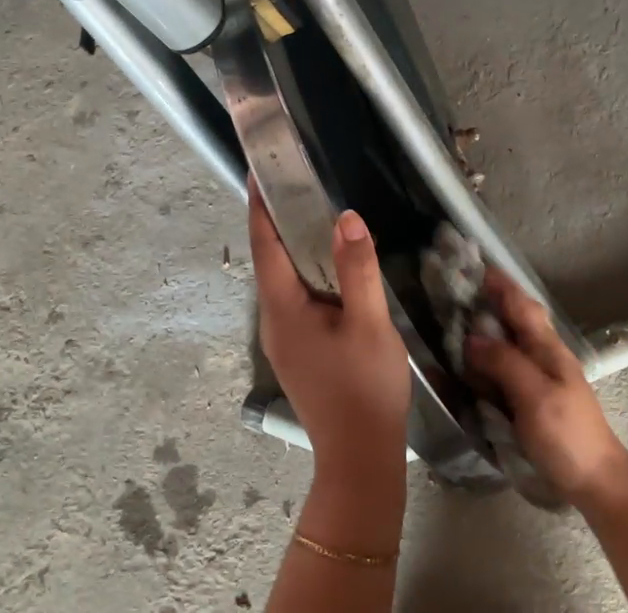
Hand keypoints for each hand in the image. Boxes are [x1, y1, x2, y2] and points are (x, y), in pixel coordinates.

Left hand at [249, 187, 410, 473]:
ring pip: (284, 281)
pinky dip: (308, 272)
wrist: (360, 455)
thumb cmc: (364, 387)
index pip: (265, 246)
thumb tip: (346, 217)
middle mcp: (273, 321)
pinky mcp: (299, 352)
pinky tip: (332, 268)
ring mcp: (284, 340)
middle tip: (296, 182)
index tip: (258, 172)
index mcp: (283, 309)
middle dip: (278, 221)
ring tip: (314, 213)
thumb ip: (358, 269)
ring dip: (295, 247)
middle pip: (270, 261)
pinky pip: (297, 299)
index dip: (261, 207)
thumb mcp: (369, 323)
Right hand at [467, 271, 627, 509]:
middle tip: (452, 289)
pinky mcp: (530, 402)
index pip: (521, 305)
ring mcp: (538, 380)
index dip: (500, 284)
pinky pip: (503, 371)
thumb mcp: (536, 396)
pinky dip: (484, 361)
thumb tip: (472, 336)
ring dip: (484, 329)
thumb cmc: (568, 436)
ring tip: (453, 319)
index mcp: (548, 348)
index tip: (473, 263)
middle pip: (514, 320)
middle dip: (487, 302)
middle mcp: (543, 357)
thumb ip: (505, 363)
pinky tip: (468, 365)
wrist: (595, 481)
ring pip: (507, 344)